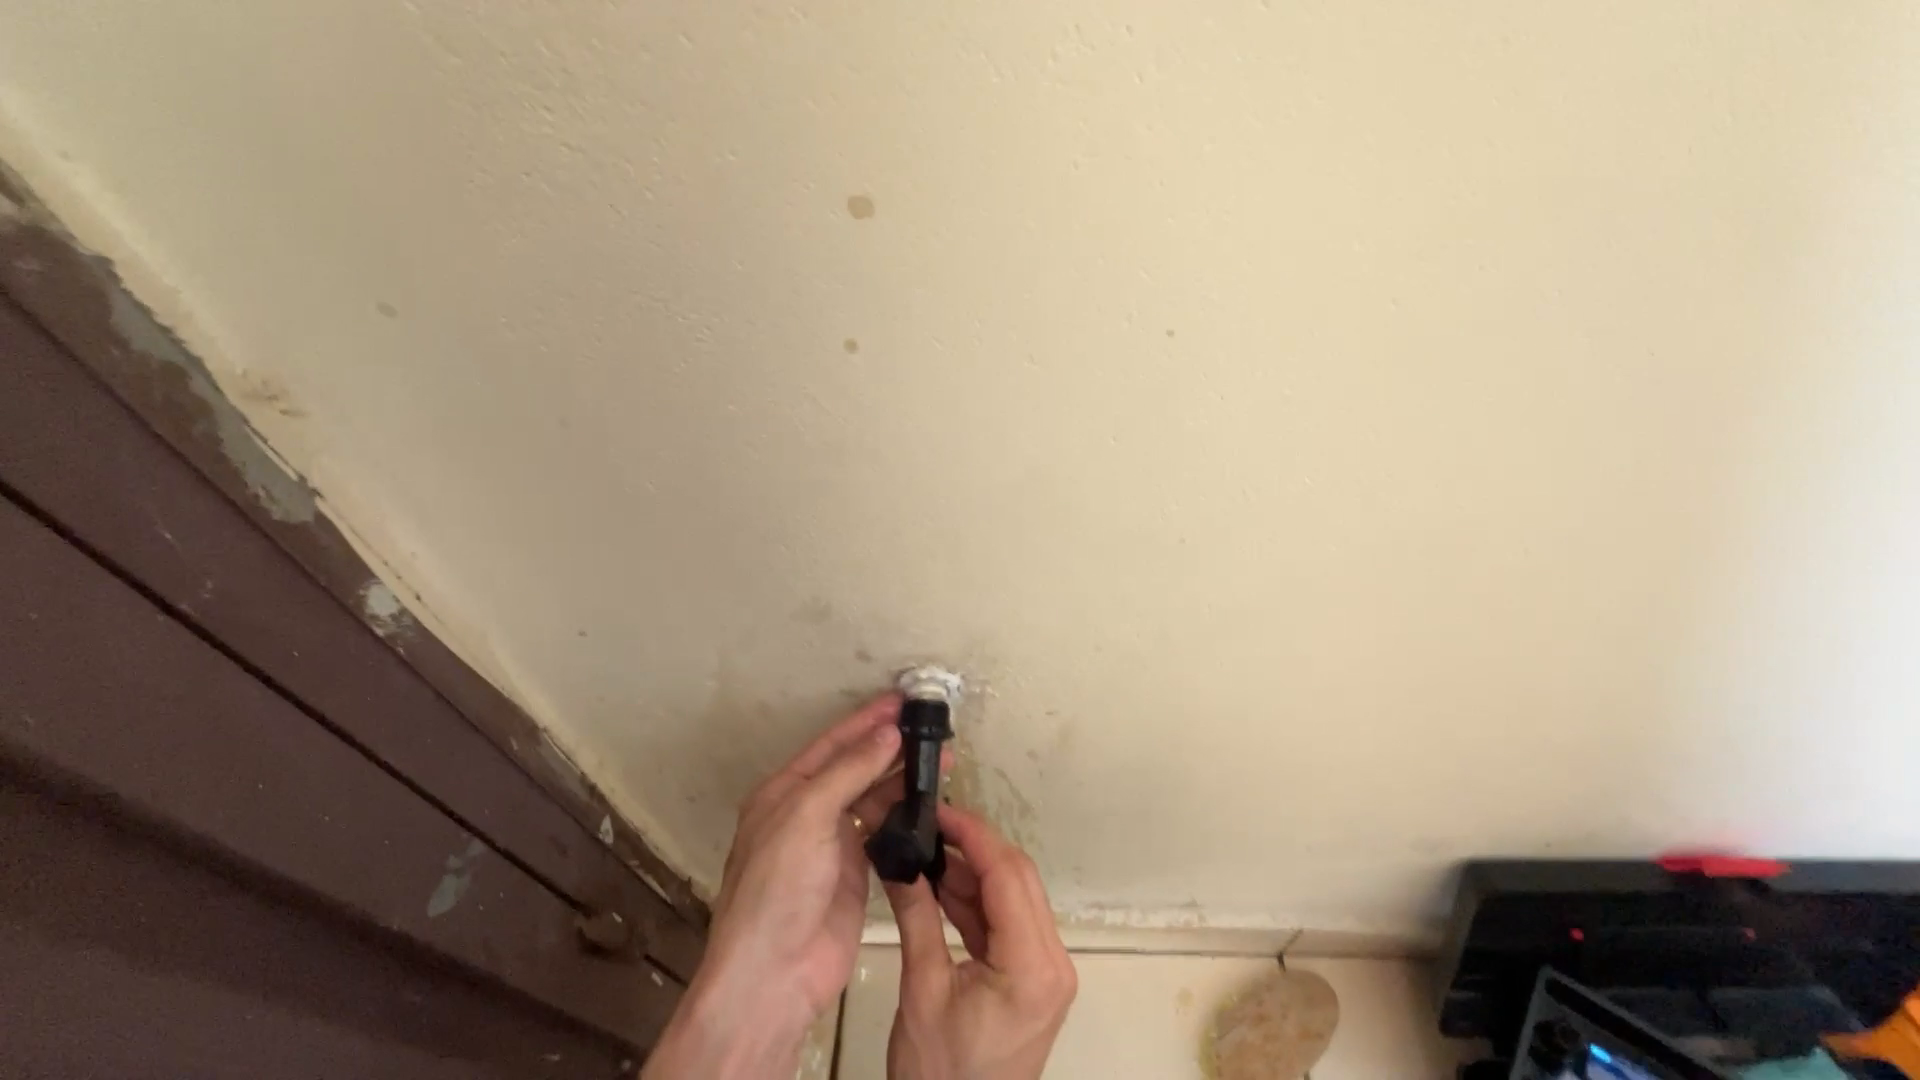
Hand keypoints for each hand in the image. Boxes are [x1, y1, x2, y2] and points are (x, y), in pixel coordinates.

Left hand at [645, 694, 912, 1078]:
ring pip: (874, 798)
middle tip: (931, 728)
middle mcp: (808, 811)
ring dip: (903, 779)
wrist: (776, 974)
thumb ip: (848, 771)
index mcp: (785, 791)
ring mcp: (834, 843)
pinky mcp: (858, 871)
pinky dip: (906, 815)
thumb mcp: (806, 816)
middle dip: (890, 746)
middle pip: (855, 767)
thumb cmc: (779, 887)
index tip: (903, 700)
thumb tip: (887, 732)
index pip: (832, 744)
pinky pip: (885, 831)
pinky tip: (930, 804)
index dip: (867, 721)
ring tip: (941, 763)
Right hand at [884, 803, 1077, 1079]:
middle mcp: (1053, 961)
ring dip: (972, 872)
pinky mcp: (1032, 977)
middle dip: (974, 846)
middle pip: (1018, 879)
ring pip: (1013, 897)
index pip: (1008, 876)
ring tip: (927, 850)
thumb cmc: (939, 1072)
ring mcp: (1047, 970)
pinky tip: (940, 884)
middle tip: (930, 824)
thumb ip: (917, 916)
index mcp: (1034, 966)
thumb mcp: (923, 990)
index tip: (938, 810)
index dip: (974, 835)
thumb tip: (897, 858)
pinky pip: (1006, 922)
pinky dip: (975, 901)